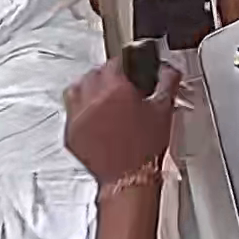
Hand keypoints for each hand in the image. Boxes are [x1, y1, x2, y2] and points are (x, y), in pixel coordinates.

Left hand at [65, 58, 180, 184]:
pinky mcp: (70, 134)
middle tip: (120, 77)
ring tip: (102, 90)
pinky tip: (95, 113)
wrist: (128, 177)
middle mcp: (92, 102)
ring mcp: (78, 118)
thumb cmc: (146, 147)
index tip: (131, 64)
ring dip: (88, 85)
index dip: (125, 61)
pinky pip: (70, 111)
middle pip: (92, 73)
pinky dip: (81, 106)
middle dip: (107, 71)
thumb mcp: (164, 109)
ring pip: (75, 89)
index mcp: (116, 91)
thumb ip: (168, 82)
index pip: (114, 63)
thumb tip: (168, 70)